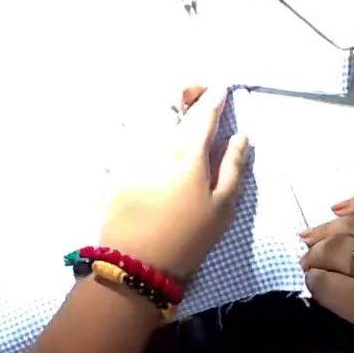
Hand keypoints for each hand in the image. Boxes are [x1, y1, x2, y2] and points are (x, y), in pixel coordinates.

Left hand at [100, 87, 250, 277]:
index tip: (221, 90)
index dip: (215, 98)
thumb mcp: (223, 207)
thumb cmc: (189, 237)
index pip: (204, 113)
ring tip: (167, 109)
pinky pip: (121, 135)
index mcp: (189, 152)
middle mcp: (157, 144)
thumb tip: (240, 137)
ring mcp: (131, 153)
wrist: (138, 262)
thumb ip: (233, 167)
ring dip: (157, 105)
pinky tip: (138, 132)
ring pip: (142, 114)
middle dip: (183, 92)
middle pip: (168, 102)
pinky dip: (130, 125)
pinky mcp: (112, 167)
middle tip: (193, 95)